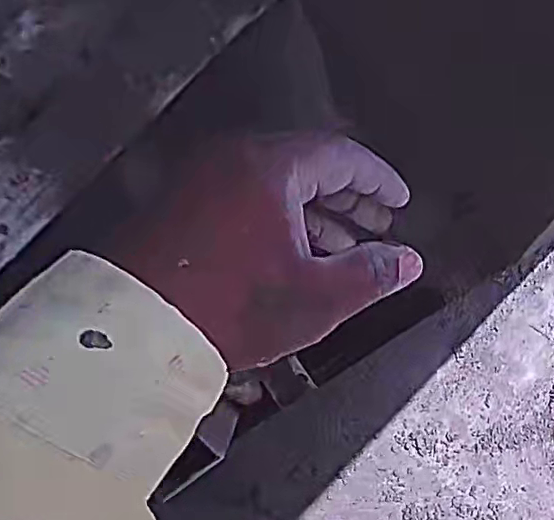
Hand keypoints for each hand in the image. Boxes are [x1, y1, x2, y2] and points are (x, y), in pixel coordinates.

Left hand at [103, 133, 422, 370]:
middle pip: (308, 167)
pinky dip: (283, 223)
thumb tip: (405, 263)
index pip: (341, 157)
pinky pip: (248, 202)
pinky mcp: (186, 209)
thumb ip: (372, 274)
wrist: (147, 328)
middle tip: (378, 224)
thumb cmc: (227, 309)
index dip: (379, 181)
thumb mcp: (320, 296)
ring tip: (345, 248)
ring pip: (278, 186)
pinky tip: (297, 257)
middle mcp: (232, 162)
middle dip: (351, 199)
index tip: (397, 199)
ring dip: (318, 215)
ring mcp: (203, 182)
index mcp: (269, 170)